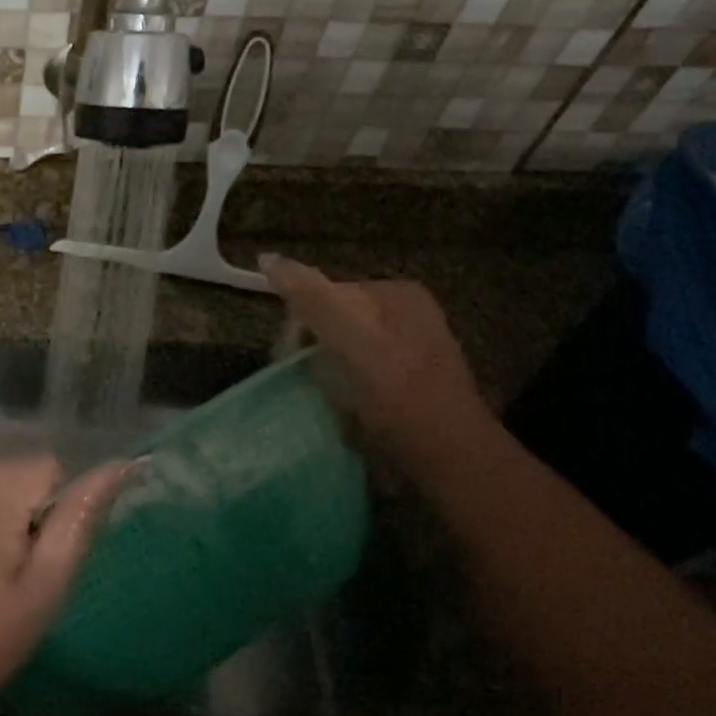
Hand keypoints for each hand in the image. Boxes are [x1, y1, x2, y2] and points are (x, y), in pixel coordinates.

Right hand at [259, 255, 497, 460]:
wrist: (449, 458)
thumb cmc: (398, 395)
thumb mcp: (350, 339)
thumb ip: (312, 299)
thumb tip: (266, 257)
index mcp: (397, 294)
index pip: (326, 293)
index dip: (300, 323)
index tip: (288, 356)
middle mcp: (409, 314)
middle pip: (335, 321)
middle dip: (313, 349)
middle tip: (307, 381)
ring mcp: (412, 349)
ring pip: (344, 350)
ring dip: (326, 372)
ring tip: (326, 398)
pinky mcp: (411, 384)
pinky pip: (359, 375)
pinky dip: (345, 390)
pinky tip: (346, 410)